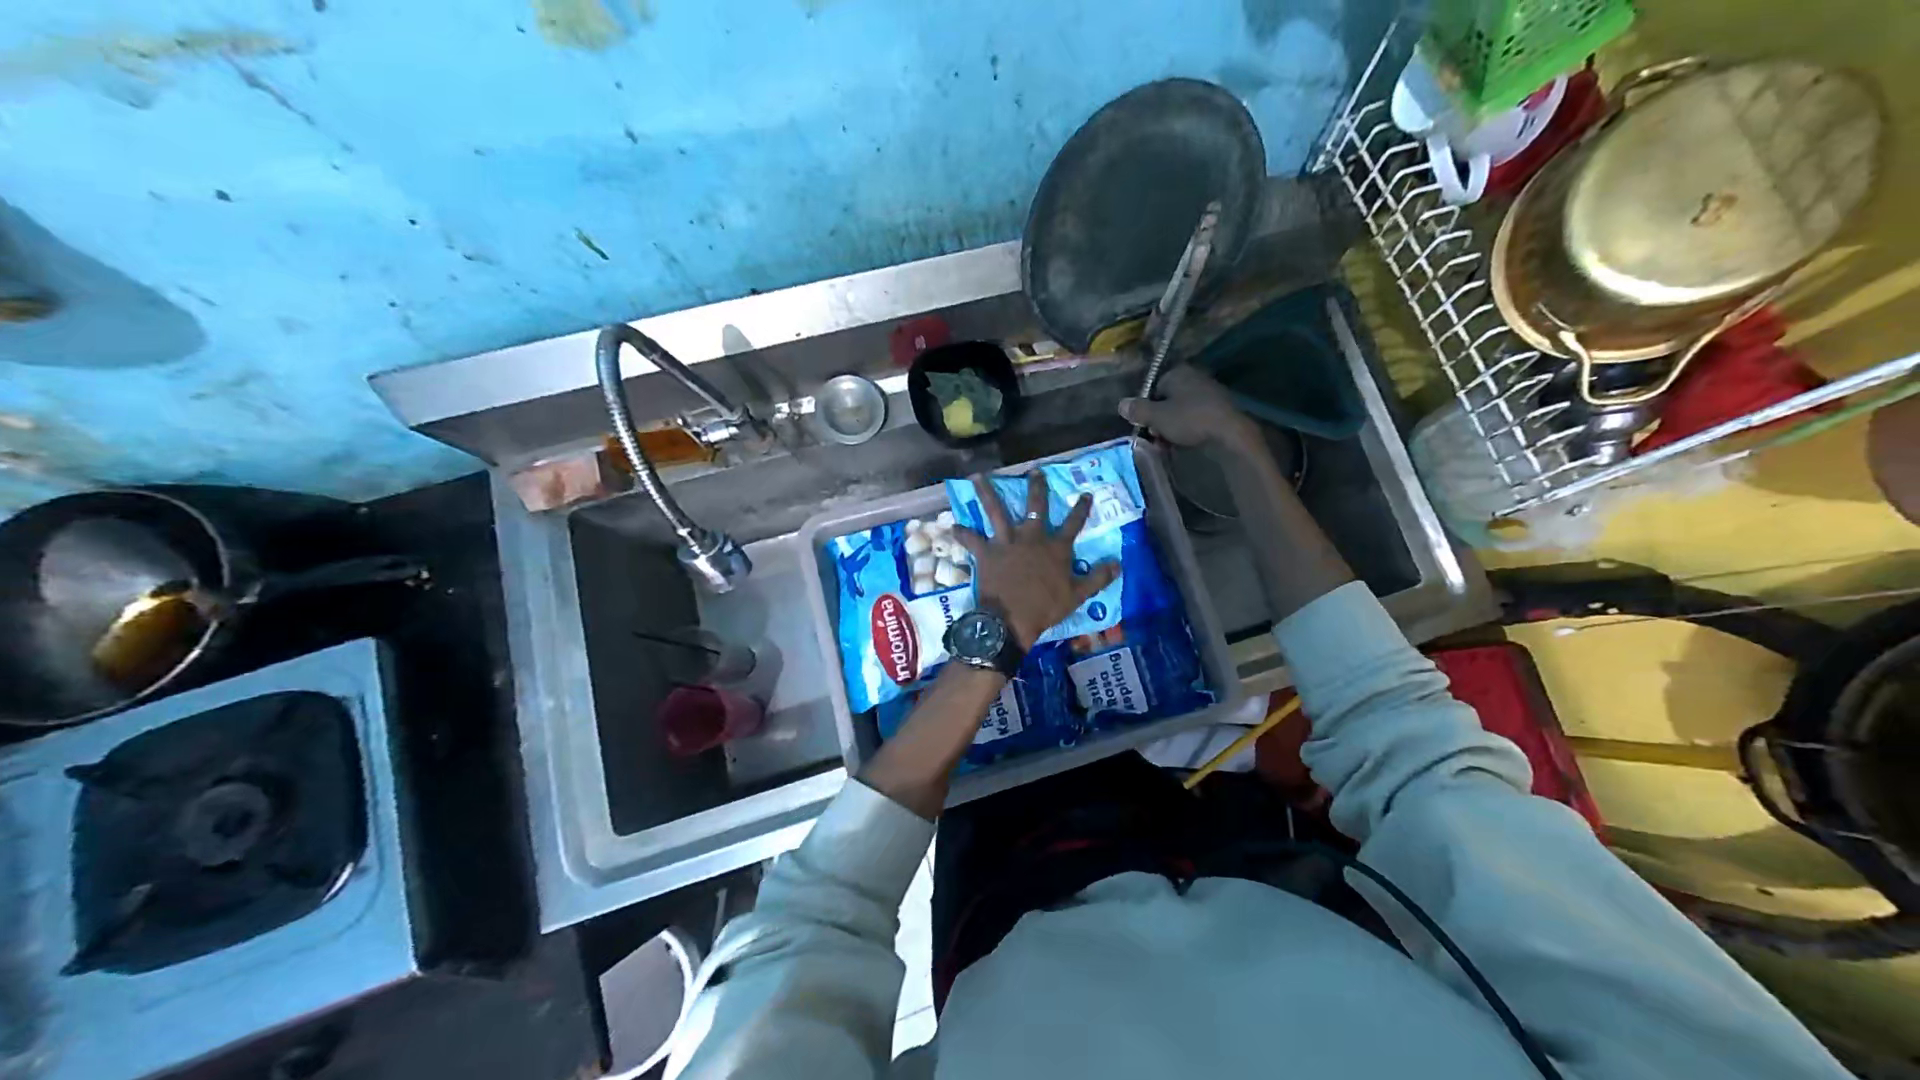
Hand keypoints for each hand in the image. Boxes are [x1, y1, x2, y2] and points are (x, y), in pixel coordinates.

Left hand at [953, 472, 1119, 648]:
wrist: (1011, 618)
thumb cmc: (1046, 607)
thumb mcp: (1078, 595)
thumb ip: (1097, 577)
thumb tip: (1118, 564)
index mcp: (1056, 547)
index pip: (1074, 523)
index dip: (1081, 508)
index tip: (1085, 493)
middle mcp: (1032, 537)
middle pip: (1035, 506)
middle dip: (1037, 487)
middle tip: (1035, 471)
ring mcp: (1007, 542)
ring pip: (996, 511)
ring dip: (987, 493)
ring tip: (978, 477)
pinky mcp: (986, 552)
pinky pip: (971, 539)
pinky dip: (962, 533)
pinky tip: (953, 526)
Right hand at [1118, 365, 1257, 452]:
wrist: (1229, 432)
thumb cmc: (1189, 420)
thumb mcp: (1156, 417)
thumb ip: (1138, 410)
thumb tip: (1121, 404)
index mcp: (1178, 373)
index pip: (1154, 388)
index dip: (1147, 408)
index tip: (1146, 426)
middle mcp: (1194, 377)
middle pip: (1168, 399)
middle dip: (1160, 418)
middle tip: (1157, 436)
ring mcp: (1210, 392)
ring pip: (1182, 410)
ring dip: (1174, 426)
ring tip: (1171, 442)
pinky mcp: (1221, 408)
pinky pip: (1197, 417)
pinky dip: (1190, 428)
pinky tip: (1188, 441)